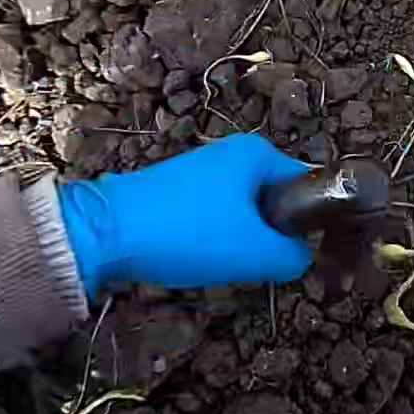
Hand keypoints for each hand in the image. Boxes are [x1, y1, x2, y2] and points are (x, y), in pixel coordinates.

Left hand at [57, 133, 312, 299]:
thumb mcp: (253, 252)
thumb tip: (303, 258)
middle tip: (264, 260)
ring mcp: (206, 168)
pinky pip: (220, 212)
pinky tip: (204, 255)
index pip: (306, 184)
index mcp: (259, 153)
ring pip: (247, 209)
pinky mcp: (182, 188)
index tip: (299, 250)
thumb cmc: (189, 232)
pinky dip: (219, 234)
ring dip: (246, 236)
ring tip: (231, 261)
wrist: (103, 233)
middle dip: (273, 231)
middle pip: (276, 198)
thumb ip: (293, 256)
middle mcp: (235, 152)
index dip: (310, 219)